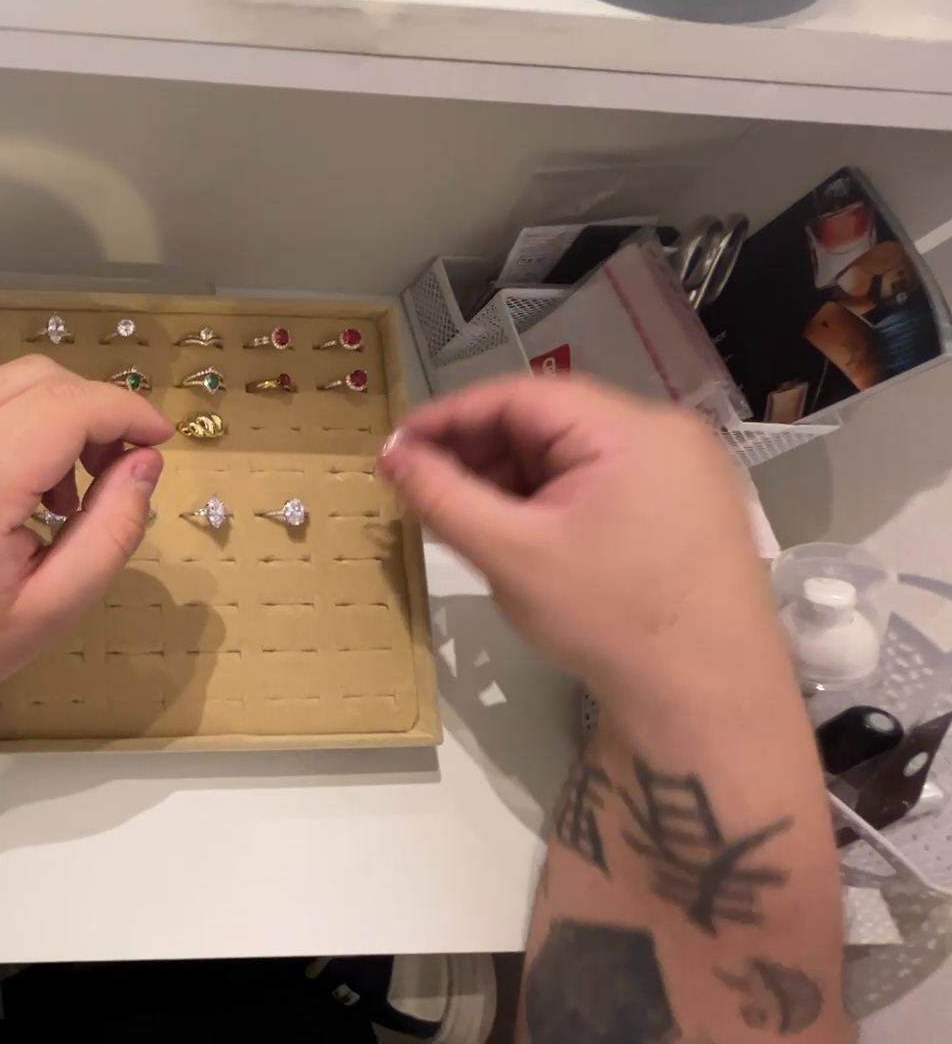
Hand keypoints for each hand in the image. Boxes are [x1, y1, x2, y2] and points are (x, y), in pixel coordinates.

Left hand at [0, 355, 171, 739]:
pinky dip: (16, 421)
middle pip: (37, 378)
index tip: (161, 439)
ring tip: (63, 493)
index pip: (66, 406)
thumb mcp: (56, 606)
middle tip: (113, 471)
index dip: (126, 410)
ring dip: (55, 414)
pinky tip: (21, 483)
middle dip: (94, 409)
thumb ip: (113, 529)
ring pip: (4, 382)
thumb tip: (146, 461)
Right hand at [377, 374, 781, 704]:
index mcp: (630, 432)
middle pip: (540, 421)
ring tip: (453, 515)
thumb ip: (439, 495)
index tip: (394, 449)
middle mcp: (659, 437)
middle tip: (416, 487)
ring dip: (497, 477)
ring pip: (558, 453)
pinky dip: (532, 498)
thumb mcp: (506, 552)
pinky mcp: (670, 507)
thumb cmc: (606, 617)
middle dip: (469, 451)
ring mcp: (671, 473)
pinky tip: (500, 530)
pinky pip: (582, 481)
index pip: (517, 396)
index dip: (445, 417)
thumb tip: (390, 456)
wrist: (705, 698)